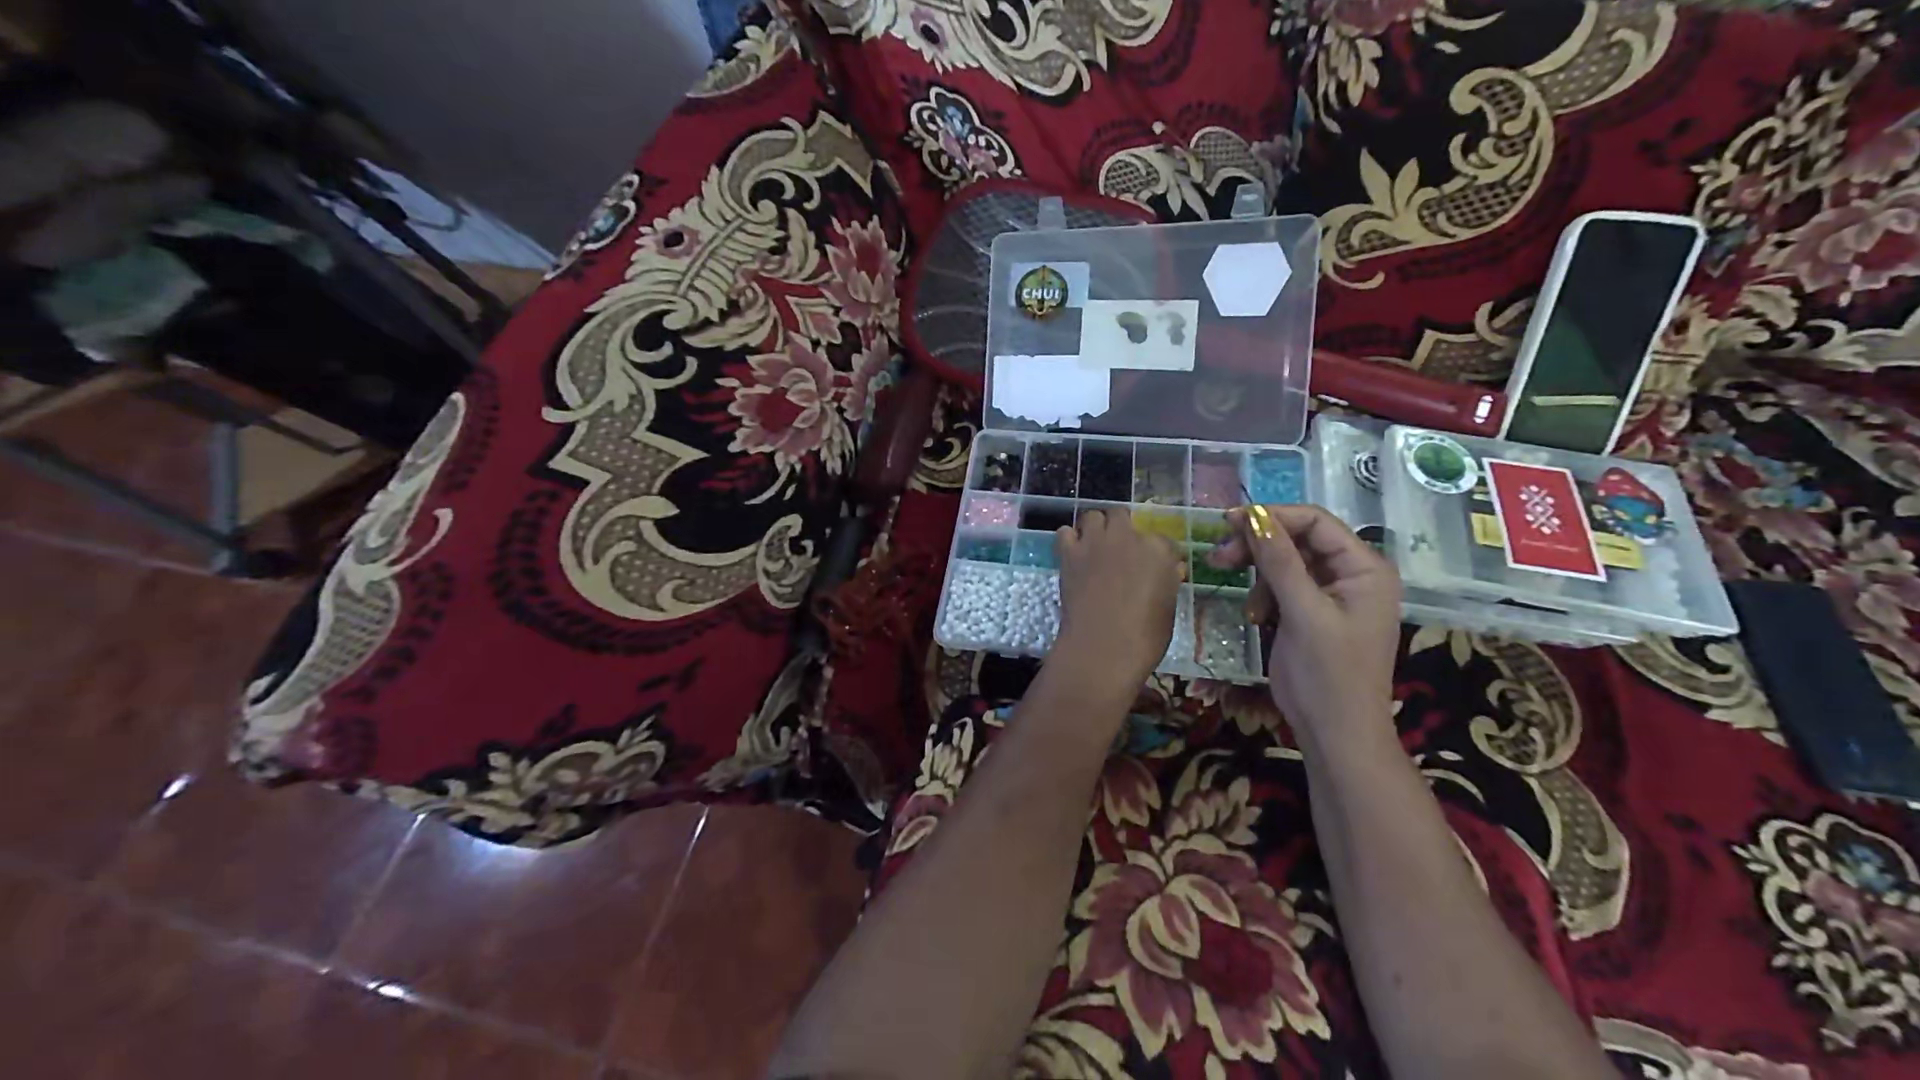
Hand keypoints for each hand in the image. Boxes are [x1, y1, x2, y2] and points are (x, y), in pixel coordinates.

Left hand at [1052, 507, 1181, 692]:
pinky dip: (1069, 540)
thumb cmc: (1144, 637)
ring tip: (1095, 547)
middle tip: (1120, 551)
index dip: (1158, 553)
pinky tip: (1074, 554)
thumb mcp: (1168, 609)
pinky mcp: (1069, 553)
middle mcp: (1127, 537)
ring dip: (1095, 528)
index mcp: (1159, 550)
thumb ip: (1167, 582)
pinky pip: (1064, 532)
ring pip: (1093, 516)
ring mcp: (1095, 542)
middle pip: (1122, 516)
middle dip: (1122, 529)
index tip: (1154, 566)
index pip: (1162, 540)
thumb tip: (1169, 571)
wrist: (1102, 648)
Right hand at [1209, 505, 1401, 744]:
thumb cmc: (1328, 674)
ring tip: (1245, 604)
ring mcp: (1331, 594)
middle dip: (1259, 547)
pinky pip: (1282, 587)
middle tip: (1219, 558)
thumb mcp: (1303, 614)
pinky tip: (1255, 617)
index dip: (1273, 516)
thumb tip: (1252, 515)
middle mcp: (1351, 574)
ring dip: (1258, 575)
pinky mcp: (1311, 613)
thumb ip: (1279, 562)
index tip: (1229, 523)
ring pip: (1285, 562)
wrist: (1335, 733)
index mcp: (1364, 568)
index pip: (1316, 522)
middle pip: (1297, 540)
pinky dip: (1263, 596)